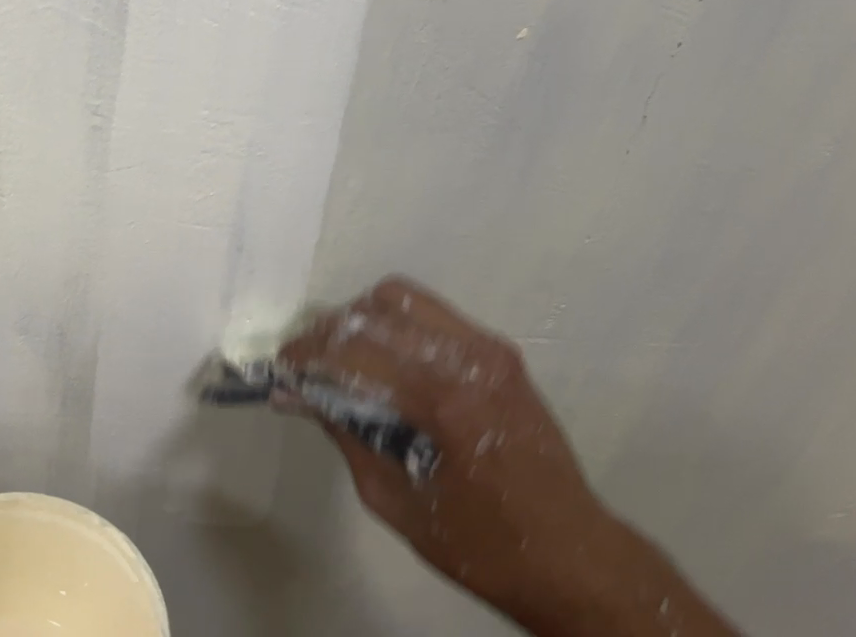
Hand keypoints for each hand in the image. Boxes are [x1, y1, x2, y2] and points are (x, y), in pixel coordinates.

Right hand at [280, 277, 737, 636]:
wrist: (574, 557)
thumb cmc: (481, 544)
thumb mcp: (394, 500)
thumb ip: (343, 433)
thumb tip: (295, 394)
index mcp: (444, 402)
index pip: (353, 353)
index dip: (306, 356)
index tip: (281, 369)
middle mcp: (468, 360)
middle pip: (373, 312)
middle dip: (329, 333)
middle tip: (309, 363)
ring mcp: (489, 350)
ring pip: (402, 298)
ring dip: (362, 321)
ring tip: (346, 356)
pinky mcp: (501, 353)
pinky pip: (433, 314)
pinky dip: (397, 327)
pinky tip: (388, 363)